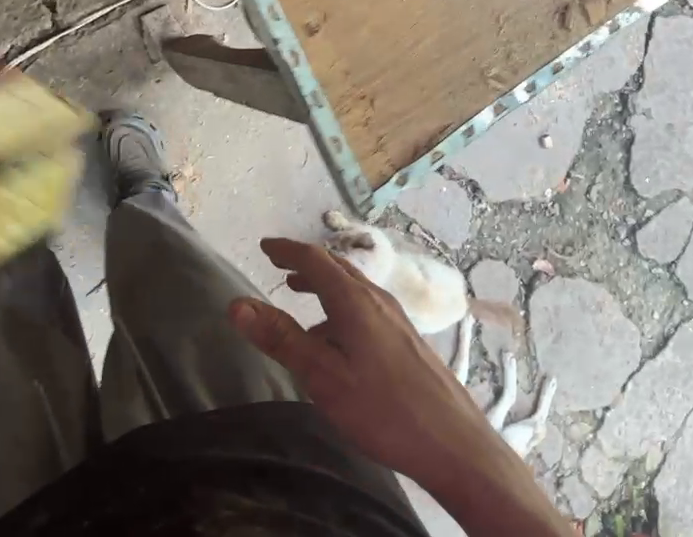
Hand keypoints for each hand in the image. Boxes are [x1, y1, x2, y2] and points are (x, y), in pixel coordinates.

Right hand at [227, 238, 511, 494]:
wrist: (456, 445)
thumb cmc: (383, 409)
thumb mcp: (322, 376)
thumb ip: (281, 338)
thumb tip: (236, 304)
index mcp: (354, 301)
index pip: (315, 260)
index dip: (287, 250)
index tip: (264, 247)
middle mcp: (377, 300)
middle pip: (337, 268)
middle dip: (305, 263)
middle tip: (278, 265)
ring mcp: (396, 319)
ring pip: (353, 288)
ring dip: (323, 284)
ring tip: (299, 295)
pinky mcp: (406, 340)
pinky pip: (365, 307)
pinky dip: (340, 306)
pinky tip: (335, 341)